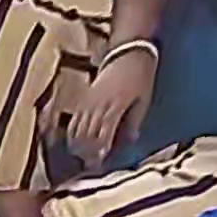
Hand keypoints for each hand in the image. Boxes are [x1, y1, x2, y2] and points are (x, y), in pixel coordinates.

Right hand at [68, 51, 155, 170]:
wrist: (128, 52)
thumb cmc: (140, 75)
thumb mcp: (144, 98)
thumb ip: (135, 121)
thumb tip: (130, 141)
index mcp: (116, 106)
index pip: (104, 134)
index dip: (100, 150)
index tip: (99, 162)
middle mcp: (100, 106)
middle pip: (88, 136)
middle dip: (88, 152)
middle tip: (90, 164)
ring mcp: (89, 103)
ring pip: (78, 131)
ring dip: (79, 146)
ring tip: (82, 156)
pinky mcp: (83, 101)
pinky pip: (73, 122)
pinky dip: (72, 135)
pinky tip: (74, 143)